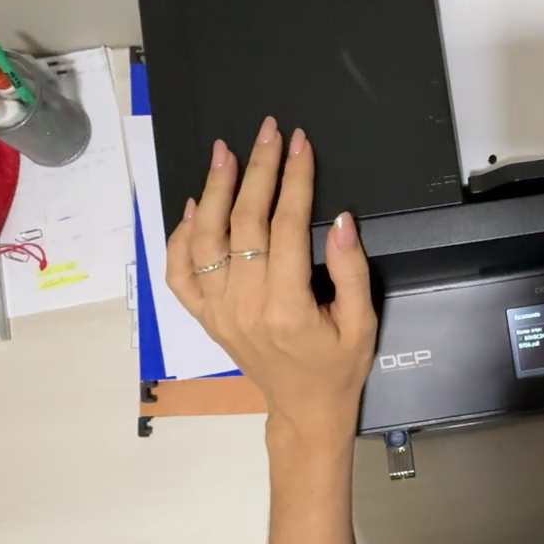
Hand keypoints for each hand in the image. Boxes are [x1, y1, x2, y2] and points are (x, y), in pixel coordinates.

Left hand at [166, 118, 377, 446]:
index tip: (300, 145)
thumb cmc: (338, 369)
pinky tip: (196, 206)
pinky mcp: (205, 317)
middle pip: (245, 222)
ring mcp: (218, 311)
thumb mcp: (363, 325)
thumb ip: (351, 272)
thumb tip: (340, 220)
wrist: (304, 410)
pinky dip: (182, 236)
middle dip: (258, 171)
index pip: (286, 227)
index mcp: (287, 308)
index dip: (294, 181)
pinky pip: (181, 272)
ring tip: (224, 152)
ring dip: (215, 191)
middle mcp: (244, 305)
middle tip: (267, 132)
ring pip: (206, 239)